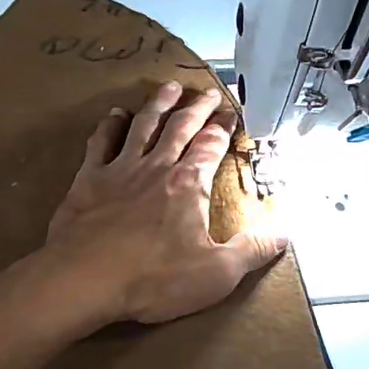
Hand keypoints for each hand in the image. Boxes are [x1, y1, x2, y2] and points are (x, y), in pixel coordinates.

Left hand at [44, 80, 286, 324]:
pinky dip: (110, 126)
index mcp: (189, 185)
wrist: (83, 280)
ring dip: (159, 105)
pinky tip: (115, 115)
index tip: (231, 112)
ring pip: (144, 126)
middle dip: (197, 108)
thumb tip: (284, 233)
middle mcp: (157, 168)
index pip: (212, 146)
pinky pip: (101, 143)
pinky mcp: (88, 180)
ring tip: (170, 88)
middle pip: (181, 127)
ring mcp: (120, 170)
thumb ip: (253, 250)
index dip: (223, 127)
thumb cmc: (154, 278)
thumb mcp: (217, 272)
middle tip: (207, 92)